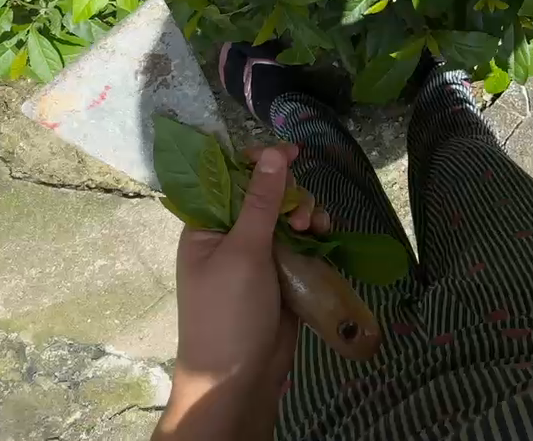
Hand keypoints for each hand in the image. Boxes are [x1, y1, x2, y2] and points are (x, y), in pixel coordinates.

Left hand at [155, 143, 329, 440]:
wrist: (239, 381)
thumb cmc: (229, 312)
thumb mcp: (244, 251)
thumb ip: (261, 199)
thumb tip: (272, 151)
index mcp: (207, 227)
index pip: (231, 178)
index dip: (260, 161)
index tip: (291, 153)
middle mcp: (231, 235)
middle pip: (267, 192)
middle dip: (290, 194)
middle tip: (301, 216)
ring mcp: (258, 253)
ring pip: (288, 213)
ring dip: (306, 212)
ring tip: (315, 229)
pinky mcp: (282, 270)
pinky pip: (301, 238)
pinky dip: (314, 232)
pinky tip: (325, 236)